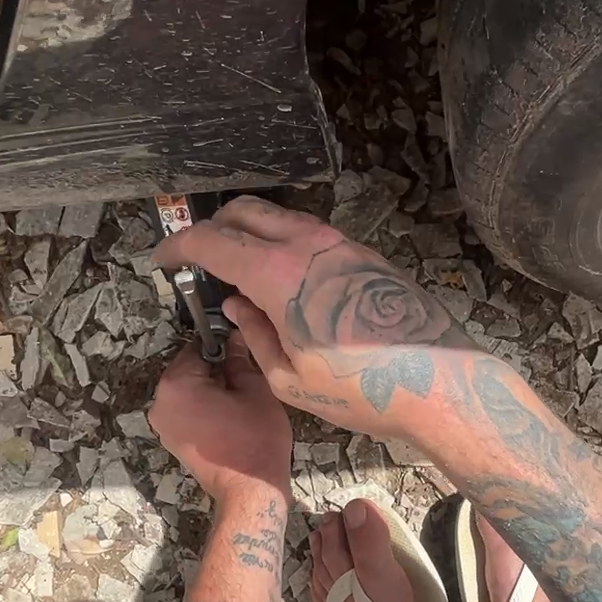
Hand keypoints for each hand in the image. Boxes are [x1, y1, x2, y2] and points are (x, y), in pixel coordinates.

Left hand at [149, 331, 292, 502]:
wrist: (249, 490)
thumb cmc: (255, 440)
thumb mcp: (255, 390)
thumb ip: (240, 360)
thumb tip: (235, 339)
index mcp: (176, 384)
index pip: (198, 347)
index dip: (223, 347)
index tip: (243, 353)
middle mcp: (161, 403)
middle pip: (190, 370)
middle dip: (216, 370)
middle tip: (246, 380)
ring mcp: (164, 425)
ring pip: (189, 392)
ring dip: (211, 390)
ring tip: (240, 401)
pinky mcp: (173, 441)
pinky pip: (188, 412)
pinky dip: (205, 408)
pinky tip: (230, 418)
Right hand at [153, 197, 477, 439]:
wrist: (437, 381)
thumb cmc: (361, 390)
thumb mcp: (290, 379)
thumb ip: (255, 336)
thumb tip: (237, 307)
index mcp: (278, 273)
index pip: (212, 241)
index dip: (179, 247)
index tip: (164, 259)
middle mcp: (308, 245)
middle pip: (244, 212)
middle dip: (212, 229)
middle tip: (199, 260)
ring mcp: (341, 244)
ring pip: (280, 218)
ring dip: (250, 233)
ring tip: (240, 271)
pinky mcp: (364, 254)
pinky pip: (310, 234)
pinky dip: (283, 243)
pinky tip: (284, 279)